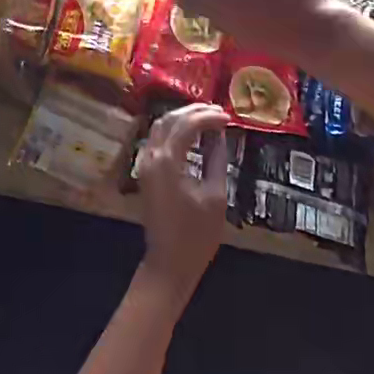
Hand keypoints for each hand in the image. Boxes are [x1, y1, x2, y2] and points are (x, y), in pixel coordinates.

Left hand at [134, 104, 232, 294]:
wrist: (169, 262)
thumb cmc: (196, 234)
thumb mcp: (215, 196)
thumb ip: (216, 160)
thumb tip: (220, 136)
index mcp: (167, 161)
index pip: (186, 125)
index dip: (208, 117)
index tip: (229, 117)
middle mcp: (150, 156)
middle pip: (169, 120)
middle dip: (194, 111)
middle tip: (219, 112)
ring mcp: (144, 163)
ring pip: (160, 127)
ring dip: (182, 118)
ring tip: (209, 118)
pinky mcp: (145, 171)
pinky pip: (157, 140)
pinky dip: (174, 131)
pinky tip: (192, 134)